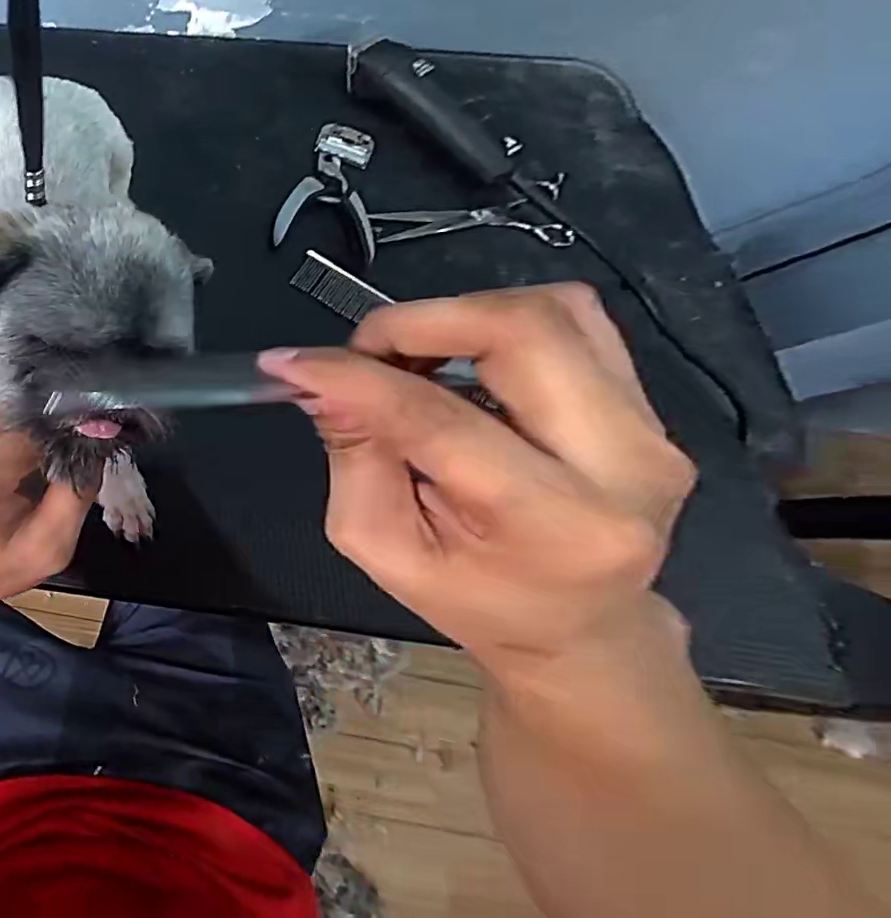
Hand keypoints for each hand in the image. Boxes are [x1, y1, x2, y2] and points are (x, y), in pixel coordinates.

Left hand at [0, 403, 94, 620]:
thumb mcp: (47, 549)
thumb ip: (76, 496)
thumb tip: (93, 448)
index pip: (37, 432)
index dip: (64, 444)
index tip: (76, 467)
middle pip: (22, 418)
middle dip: (45, 438)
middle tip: (54, 474)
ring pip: (8, 413)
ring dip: (27, 436)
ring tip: (32, 473)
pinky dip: (7, 435)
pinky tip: (12, 466)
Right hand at [258, 284, 696, 680]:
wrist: (575, 625)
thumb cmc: (467, 596)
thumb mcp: (379, 544)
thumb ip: (353, 457)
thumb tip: (322, 385)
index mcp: (550, 522)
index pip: (438, 418)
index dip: (353, 379)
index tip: (287, 362)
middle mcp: (622, 462)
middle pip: (524, 330)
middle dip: (415, 323)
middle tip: (361, 353)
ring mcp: (648, 425)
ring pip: (551, 311)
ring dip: (452, 319)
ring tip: (404, 360)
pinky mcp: (644, 403)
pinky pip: (569, 322)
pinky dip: (487, 326)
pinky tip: (449, 363)